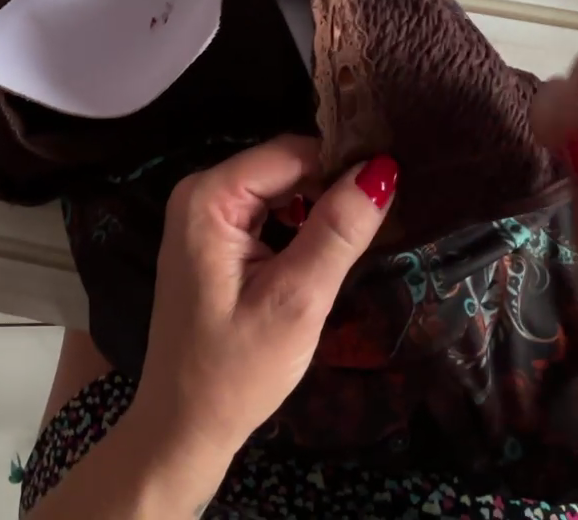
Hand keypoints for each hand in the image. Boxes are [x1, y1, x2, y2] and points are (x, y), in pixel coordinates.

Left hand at [132, 135, 395, 462]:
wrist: (184, 425)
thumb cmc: (236, 370)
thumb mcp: (297, 300)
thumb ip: (338, 231)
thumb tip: (382, 170)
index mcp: (209, 196)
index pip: (291, 152)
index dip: (342, 165)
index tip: (393, 188)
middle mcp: (200, 190)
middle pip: (283, 165)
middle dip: (331, 187)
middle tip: (381, 219)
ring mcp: (202, 212)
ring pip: (279, 186)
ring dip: (318, 206)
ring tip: (359, 234)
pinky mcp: (212, 235)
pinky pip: (266, 209)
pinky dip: (298, 222)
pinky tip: (323, 248)